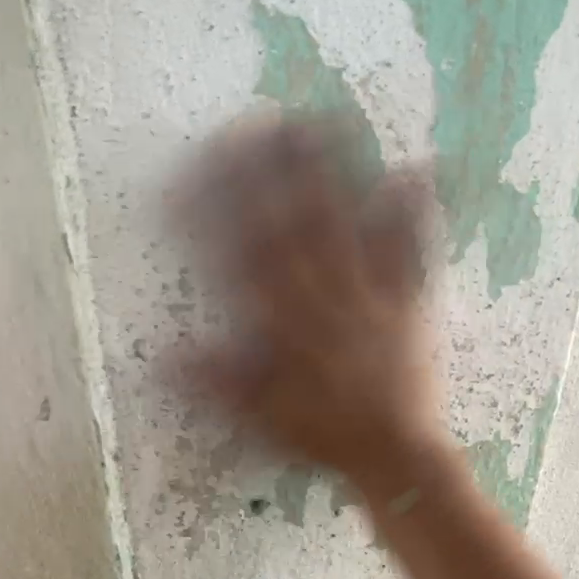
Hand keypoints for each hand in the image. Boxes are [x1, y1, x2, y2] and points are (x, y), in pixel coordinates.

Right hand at [176, 115, 451, 498]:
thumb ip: (217, 384)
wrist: (395, 458)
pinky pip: (412, 254)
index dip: (222, 213)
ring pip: (349, 228)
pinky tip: (414, 167)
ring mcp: (373, 297)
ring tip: (321, 122)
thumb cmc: (324, 439)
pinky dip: (413, 212)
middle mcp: (327, 301)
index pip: (247, 258)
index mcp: (287, 328)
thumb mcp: (262, 419)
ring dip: (334, 174)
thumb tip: (164, 358)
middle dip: (276, 173)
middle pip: (297, 228)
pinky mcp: (411, 304)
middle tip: (260, 120)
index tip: (202, 175)